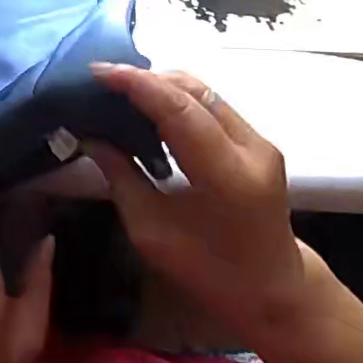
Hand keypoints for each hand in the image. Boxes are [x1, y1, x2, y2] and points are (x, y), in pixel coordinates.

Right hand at [84, 64, 331, 338]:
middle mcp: (251, 148)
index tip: (98, 72)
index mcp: (227, 175)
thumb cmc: (209, 271)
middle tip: (103, 81)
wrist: (272, 289)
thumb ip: (121, 178)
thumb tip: (91, 137)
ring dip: (160, 84)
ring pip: (202, 91)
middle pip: (192, 91)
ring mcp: (259, 140)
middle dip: (144, 78)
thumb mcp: (151, 231)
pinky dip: (176, 97)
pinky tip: (150, 105)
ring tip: (121, 90)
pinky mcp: (256, 140)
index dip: (136, 84)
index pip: (179, 109)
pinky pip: (210, 103)